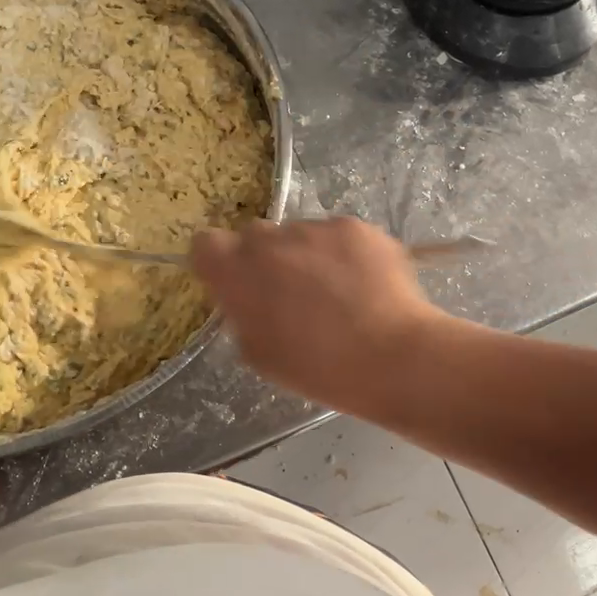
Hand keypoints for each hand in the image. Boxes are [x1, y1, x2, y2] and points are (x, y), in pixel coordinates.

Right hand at [190, 217, 447, 406]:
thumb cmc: (317, 368)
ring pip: (302, 234)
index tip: (236, 283)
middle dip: (267, 258)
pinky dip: (346, 254)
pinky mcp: (356, 227)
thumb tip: (250, 299)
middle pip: (256, 236)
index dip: (220, 262)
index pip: (205, 244)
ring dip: (309, 255)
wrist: (391, 356)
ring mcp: (316, 228)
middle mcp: (271, 239)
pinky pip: (340, 235)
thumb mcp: (260, 354)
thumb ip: (244, 315)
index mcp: (236, 273)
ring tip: (339, 293)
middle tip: (291, 293)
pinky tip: (365, 285)